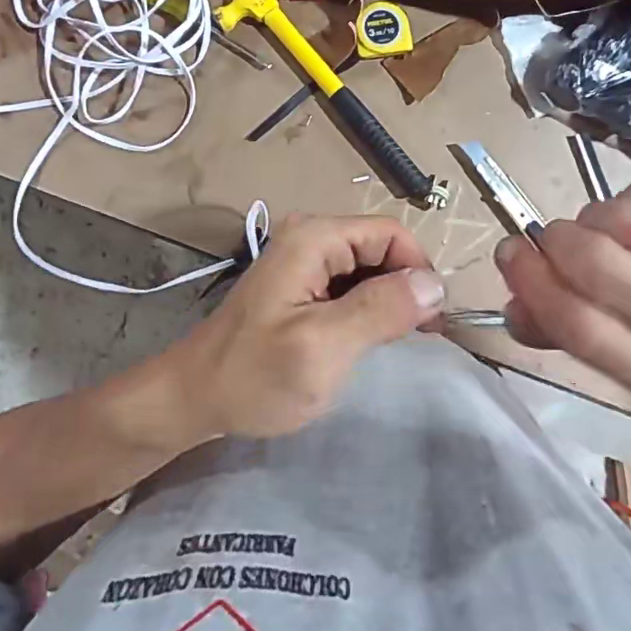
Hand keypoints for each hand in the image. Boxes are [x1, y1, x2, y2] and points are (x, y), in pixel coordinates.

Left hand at [162, 215, 445, 439]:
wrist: (195, 396)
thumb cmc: (255, 375)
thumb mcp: (323, 346)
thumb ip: (379, 309)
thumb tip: (435, 284)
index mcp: (314, 238)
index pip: (390, 234)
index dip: (418, 271)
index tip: (432, 321)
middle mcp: (310, 236)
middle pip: (381, 248)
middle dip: (404, 287)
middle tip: (413, 338)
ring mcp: (303, 259)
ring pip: (369, 267)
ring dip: (388, 300)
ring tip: (389, 342)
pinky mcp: (301, 283)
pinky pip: (350, 284)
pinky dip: (367, 308)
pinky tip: (364, 339)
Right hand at [494, 181, 630, 432]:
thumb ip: (585, 340)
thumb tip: (514, 308)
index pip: (589, 331)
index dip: (536, 286)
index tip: (511, 257)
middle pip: (603, 269)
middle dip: (556, 242)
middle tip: (548, 237)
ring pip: (628, 222)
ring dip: (593, 218)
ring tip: (603, 229)